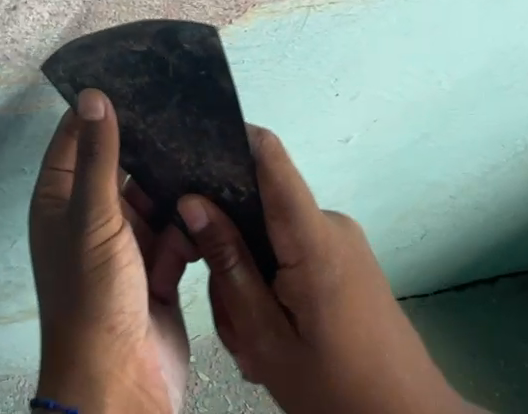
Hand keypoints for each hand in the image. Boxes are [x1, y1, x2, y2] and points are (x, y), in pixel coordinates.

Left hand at [29, 89, 193, 413]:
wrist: (122, 381)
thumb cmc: (93, 294)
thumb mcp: (93, 217)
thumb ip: (99, 158)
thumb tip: (93, 96)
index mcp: (59, 198)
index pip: (76, 139)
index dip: (98, 110)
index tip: (132, 79)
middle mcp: (88, 216)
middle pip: (119, 167)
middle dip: (148, 150)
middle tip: (186, 114)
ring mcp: (123, 245)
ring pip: (152, 200)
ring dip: (174, 190)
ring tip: (207, 155)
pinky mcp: (156, 271)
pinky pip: (174, 235)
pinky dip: (189, 226)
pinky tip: (214, 205)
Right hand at [177, 128, 476, 413]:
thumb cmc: (339, 391)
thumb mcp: (265, 337)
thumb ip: (228, 264)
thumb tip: (192, 201)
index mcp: (313, 238)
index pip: (268, 155)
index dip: (226, 138)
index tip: (184, 152)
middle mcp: (329, 226)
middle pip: (253, 205)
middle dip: (225, 248)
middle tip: (225, 315)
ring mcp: (340, 243)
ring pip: (265, 235)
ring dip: (246, 279)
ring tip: (251, 339)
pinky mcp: (343, 261)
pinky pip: (287, 251)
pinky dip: (267, 284)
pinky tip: (267, 332)